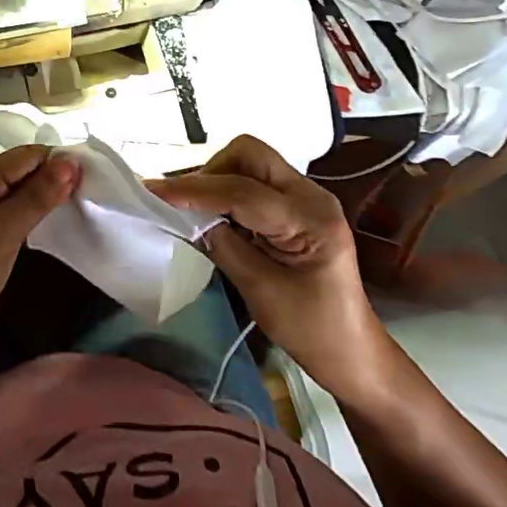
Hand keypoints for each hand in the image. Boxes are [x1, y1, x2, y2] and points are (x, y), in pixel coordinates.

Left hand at [0, 146, 79, 372]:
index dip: (61, 163)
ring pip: (20, 191)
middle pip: (23, 170)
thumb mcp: (0, 236)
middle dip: (56, 179)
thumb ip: (36, 197)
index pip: (26, 156)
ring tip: (82, 209)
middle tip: (94, 196)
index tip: (97, 179)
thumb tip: (71, 161)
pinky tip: (55, 225)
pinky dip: (34, 215)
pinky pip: (12, 211)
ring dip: (47, 198)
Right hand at [148, 135, 397, 405]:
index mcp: (312, 219)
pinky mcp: (296, 203)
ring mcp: (305, 196)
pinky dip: (227, 189)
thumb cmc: (312, 331)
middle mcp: (311, 195)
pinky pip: (254, 179)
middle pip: (249, 154)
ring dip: (217, 178)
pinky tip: (213, 213)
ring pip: (249, 161)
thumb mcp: (260, 291)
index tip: (153, 192)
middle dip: (210, 171)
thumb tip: (185, 216)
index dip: (194, 189)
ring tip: (193, 208)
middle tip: (183, 203)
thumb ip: (221, 244)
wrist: (353, 352)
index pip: (242, 191)